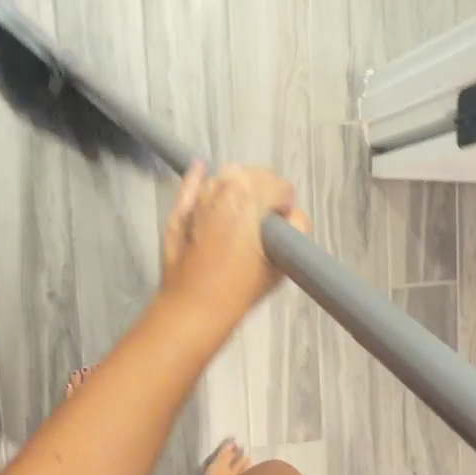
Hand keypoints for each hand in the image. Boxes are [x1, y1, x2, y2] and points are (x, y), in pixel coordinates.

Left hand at [160, 162, 309, 330]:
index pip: (280, 186)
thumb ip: (296, 228)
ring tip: (240, 217)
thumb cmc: (241, 286)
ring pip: (225, 178)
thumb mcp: (282, 261)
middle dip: (263, 193)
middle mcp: (223, 187)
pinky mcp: (179, 211)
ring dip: (236, 189)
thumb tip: (291, 216)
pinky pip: (191, 184)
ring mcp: (198, 197)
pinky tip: (200, 167)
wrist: (195, 306)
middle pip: (253, 175)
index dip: (286, 205)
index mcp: (251, 195)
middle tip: (264, 222)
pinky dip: (197, 176)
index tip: (283, 224)